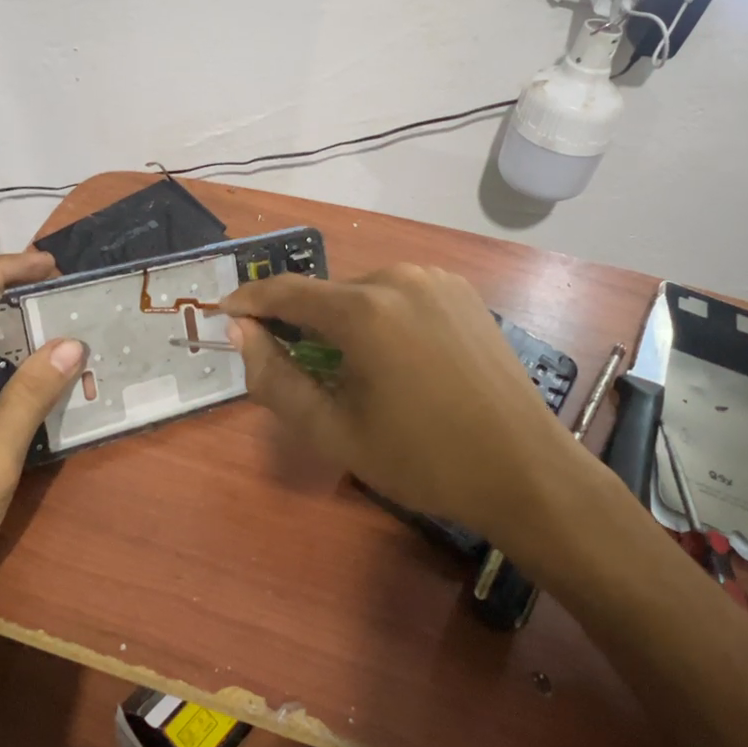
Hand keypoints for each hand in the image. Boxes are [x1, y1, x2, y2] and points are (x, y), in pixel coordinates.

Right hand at [220, 265, 576, 542]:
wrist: (522, 468)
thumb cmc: (422, 458)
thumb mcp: (334, 431)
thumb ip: (275, 379)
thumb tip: (241, 333)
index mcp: (364, 311)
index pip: (286, 292)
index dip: (249, 302)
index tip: (225, 315)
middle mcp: (399, 278)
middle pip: (329, 295)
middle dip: (305, 325)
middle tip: (301, 373)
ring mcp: (437, 281)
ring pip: (366, 294)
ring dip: (347, 323)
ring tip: (357, 374)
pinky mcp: (463, 293)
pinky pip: (402, 297)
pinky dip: (384, 319)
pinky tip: (399, 362)